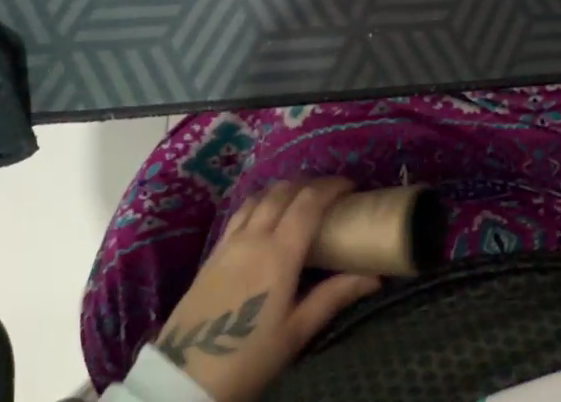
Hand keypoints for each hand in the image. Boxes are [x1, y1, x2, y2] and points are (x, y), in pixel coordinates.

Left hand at [153, 179, 379, 401]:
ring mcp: (229, 242)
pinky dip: (261, 202)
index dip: (332, 186)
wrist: (184, 377)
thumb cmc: (248, 356)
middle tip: (332, 192)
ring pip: (259, 197)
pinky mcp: (212, 253)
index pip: (309, 201)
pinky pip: (240, 212)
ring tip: (301, 198)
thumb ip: (334, 296)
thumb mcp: (296, 332)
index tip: (352, 187)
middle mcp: (254, 237)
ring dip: (284, 189)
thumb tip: (376, 276)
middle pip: (284, 191)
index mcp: (279, 252)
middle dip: (311, 183)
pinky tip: (266, 215)